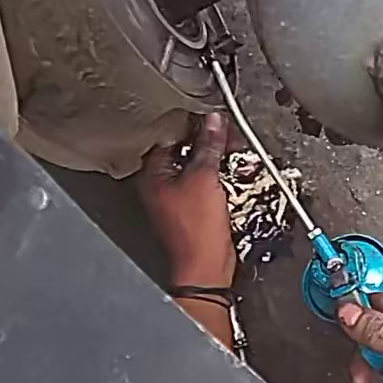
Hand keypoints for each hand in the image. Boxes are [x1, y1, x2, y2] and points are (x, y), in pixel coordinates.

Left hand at [138, 112, 235, 286]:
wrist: (207, 264)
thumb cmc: (197, 228)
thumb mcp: (205, 178)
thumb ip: (209, 146)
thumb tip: (214, 122)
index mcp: (152, 174)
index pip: (169, 136)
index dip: (191, 125)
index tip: (211, 117)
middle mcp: (159, 185)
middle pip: (182, 152)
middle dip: (205, 142)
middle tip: (225, 132)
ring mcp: (175, 198)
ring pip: (194, 168)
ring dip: (212, 159)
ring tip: (230, 148)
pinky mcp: (192, 209)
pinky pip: (203, 184)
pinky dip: (214, 176)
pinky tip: (228, 171)